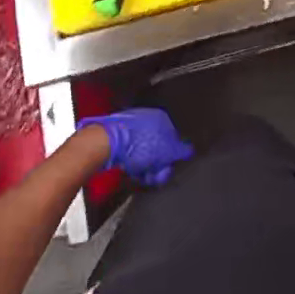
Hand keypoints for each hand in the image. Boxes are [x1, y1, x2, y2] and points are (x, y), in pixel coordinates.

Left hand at [76, 108, 192, 186]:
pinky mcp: (117, 135)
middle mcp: (146, 118)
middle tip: (153, 176)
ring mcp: (130, 126)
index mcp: (161, 117)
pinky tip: (129, 170)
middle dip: (157, 164)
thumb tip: (188, 150)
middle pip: (158, 147)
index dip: (170, 158)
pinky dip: (131, 162)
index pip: (174, 139)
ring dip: (144, 167)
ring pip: (143, 151)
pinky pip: (130, 151)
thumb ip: (181, 150)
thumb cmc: (139, 144)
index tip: (165, 169)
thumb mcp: (168, 150)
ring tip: (140, 175)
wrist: (106, 142)